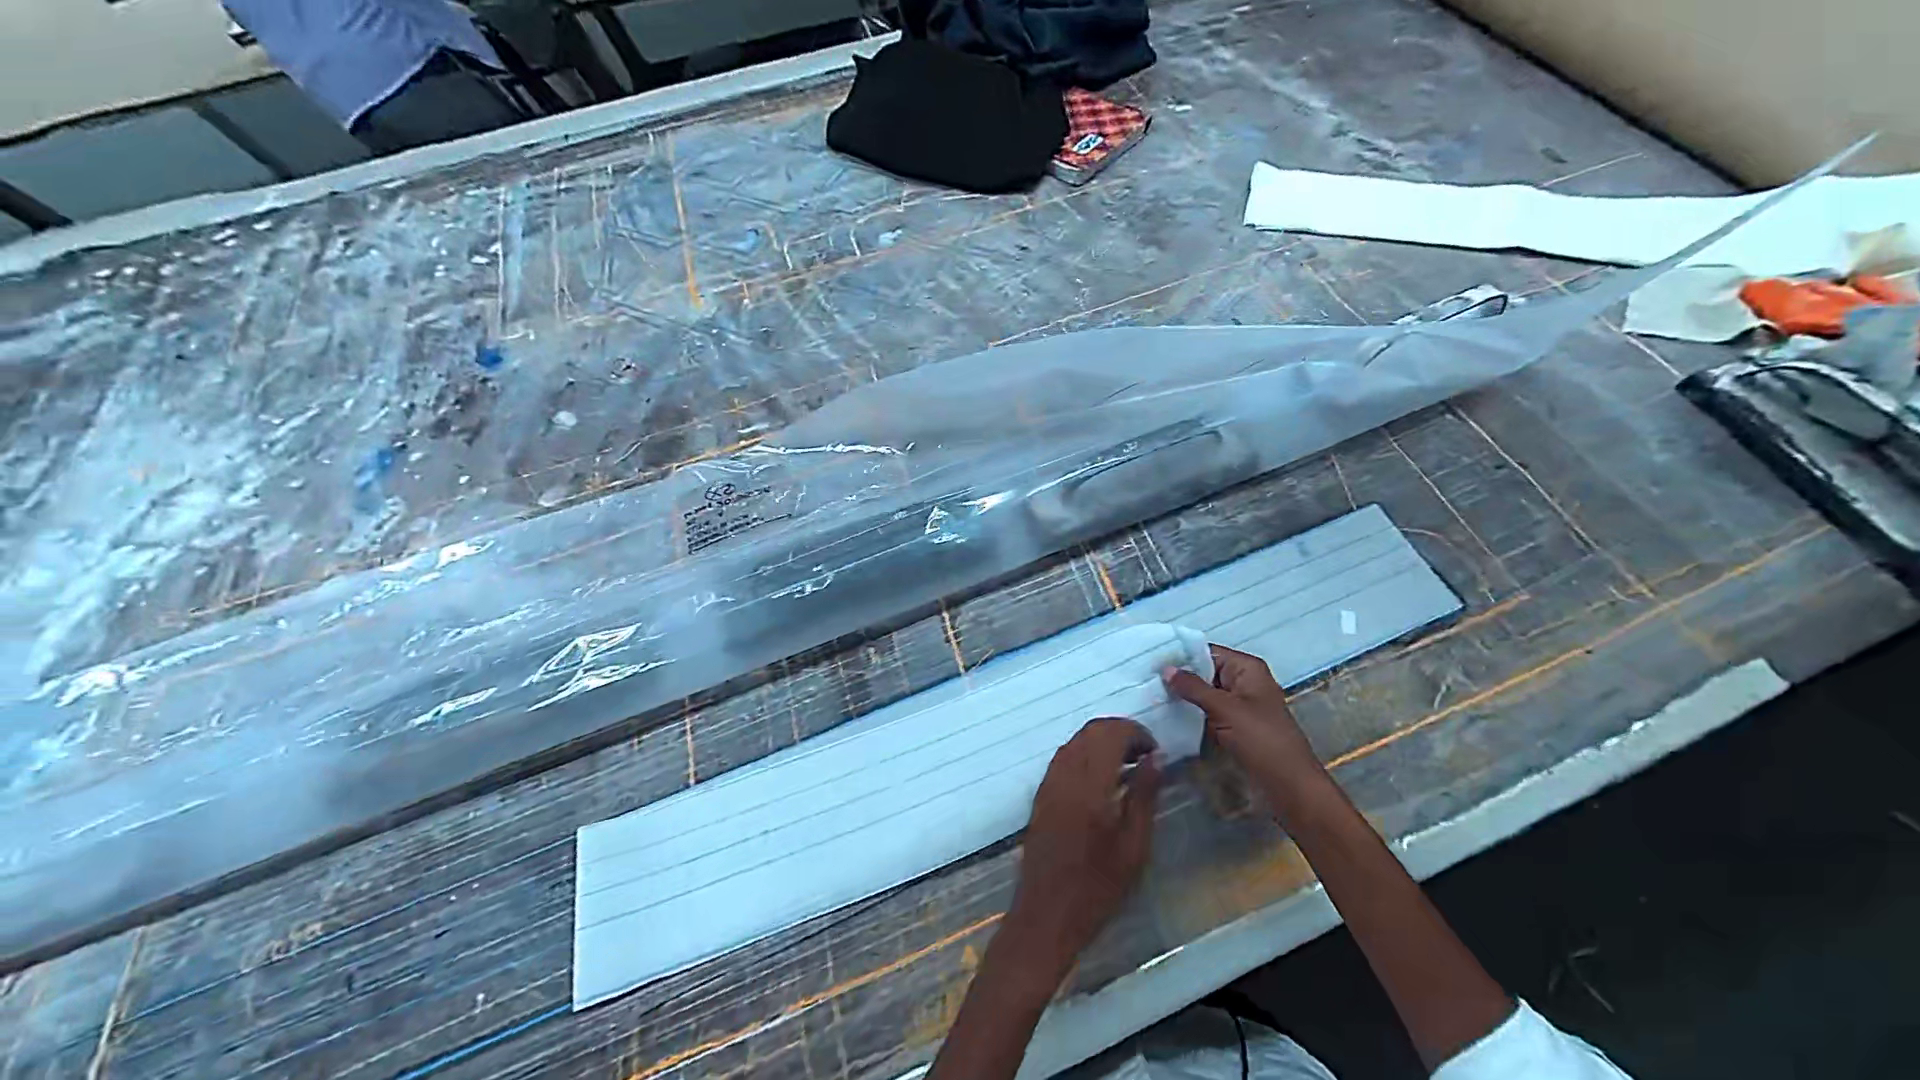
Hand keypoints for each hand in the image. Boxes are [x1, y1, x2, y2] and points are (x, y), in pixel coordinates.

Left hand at [1007, 717, 1162, 978]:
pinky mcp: (1041, 795)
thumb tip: (1155, 758)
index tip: (1155, 751)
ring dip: (1102, 742)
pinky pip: (1064, 758)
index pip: (1110, 734)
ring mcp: (1048, 783)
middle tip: (1145, 756)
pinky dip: (1086, 755)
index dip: (1136, 732)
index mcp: (1089, 784)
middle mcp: (1064, 774)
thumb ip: (1144, 796)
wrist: (1047, 914)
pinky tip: (1104, 780)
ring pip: (1076, 741)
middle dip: (1120, 732)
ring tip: (1129, 766)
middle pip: (1091, 731)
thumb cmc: (1099, 886)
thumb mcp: (1134, 845)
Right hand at [1164, 644, 1321, 780]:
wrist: (1289, 785)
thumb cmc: (1262, 740)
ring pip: (1204, 694)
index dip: (1180, 655)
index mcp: (1247, 669)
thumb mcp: (1225, 709)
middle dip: (1178, 676)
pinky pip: (1207, 712)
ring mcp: (1239, 705)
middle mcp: (1243, 682)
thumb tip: (1165, 669)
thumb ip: (1193, 687)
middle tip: (1144, 679)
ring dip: (1182, 696)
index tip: (1150, 660)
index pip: (1207, 652)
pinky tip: (1166, 715)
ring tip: (1149, 695)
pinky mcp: (1234, 726)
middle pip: (1204, 671)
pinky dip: (1191, 713)